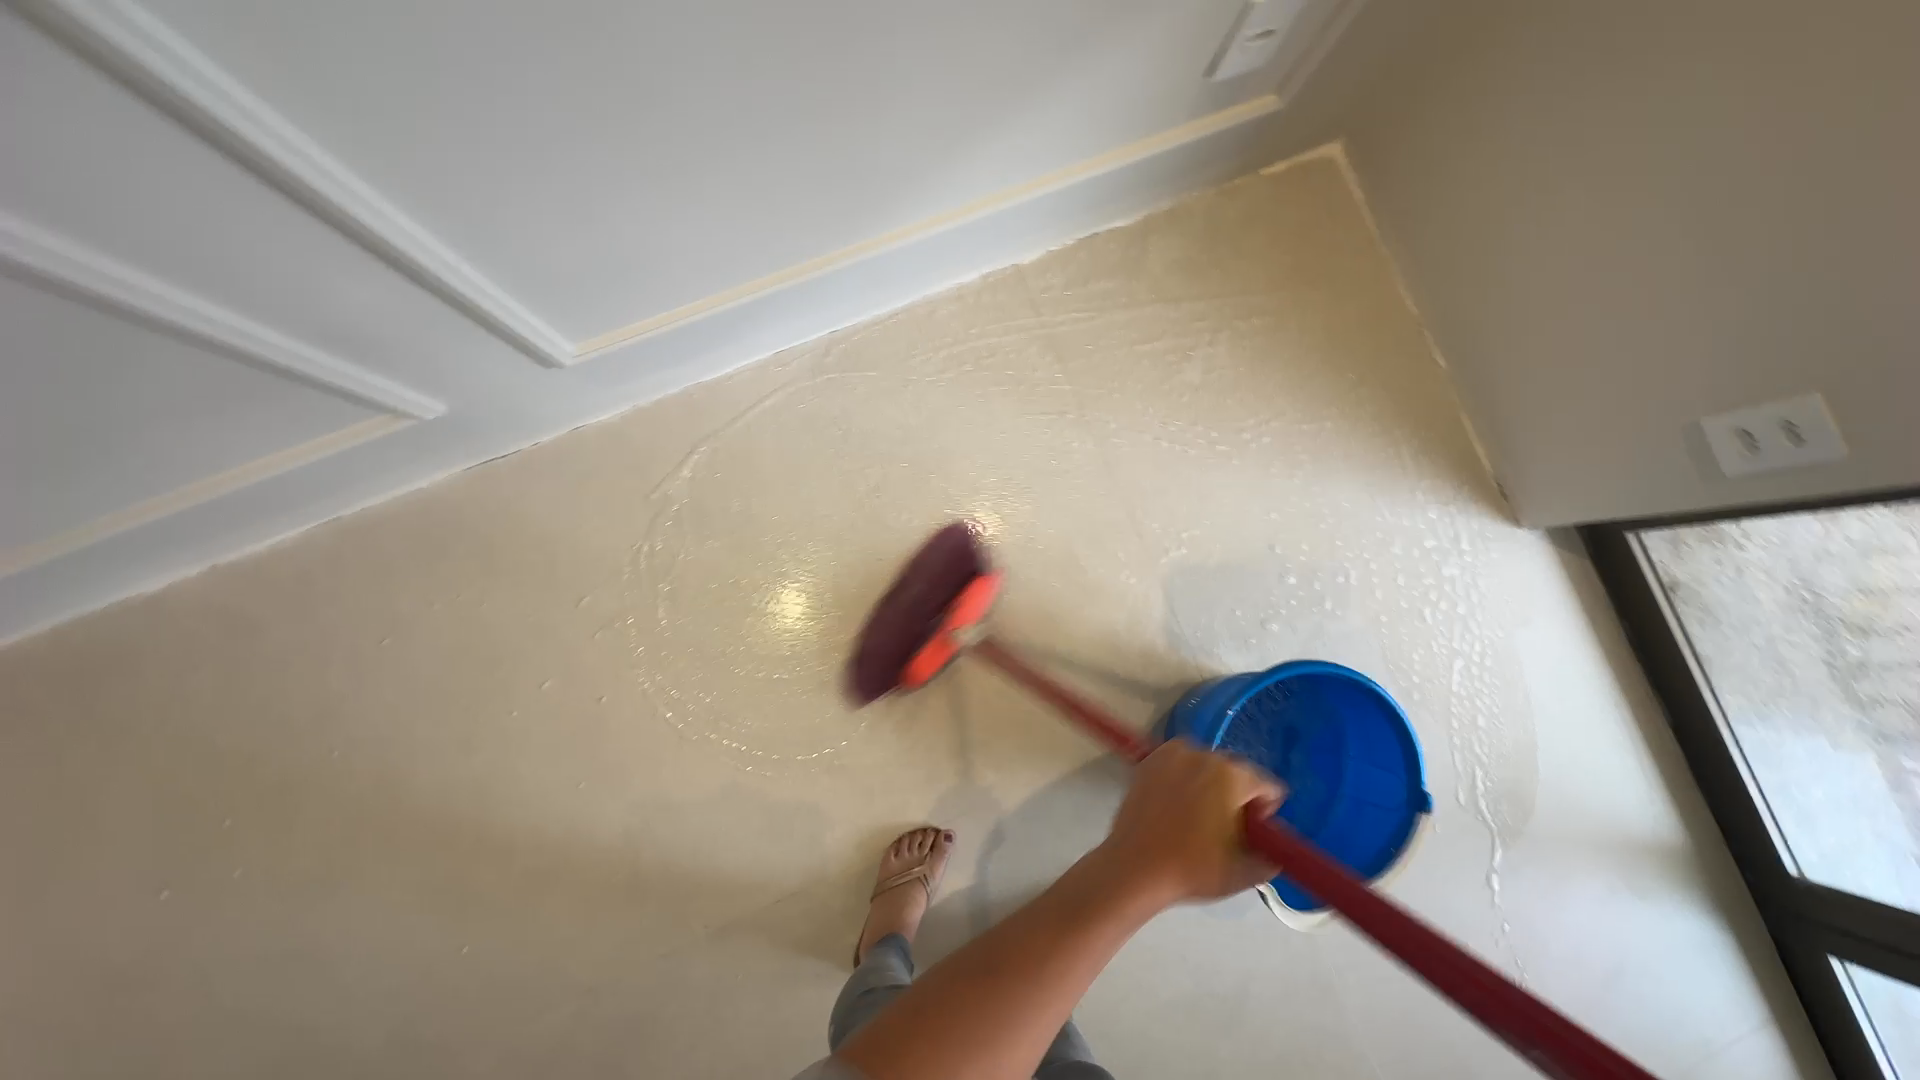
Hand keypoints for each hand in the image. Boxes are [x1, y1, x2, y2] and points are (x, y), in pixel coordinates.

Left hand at [1095, 739, 1285, 906]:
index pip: (1267, 786)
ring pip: (1206, 766)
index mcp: (1232, 776)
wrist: (1135, 867)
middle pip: (1236, 773)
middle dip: (1237, 796)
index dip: (1266, 811)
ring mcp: (1172, 754)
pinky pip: (1179, 765)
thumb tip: (1276, 847)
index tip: (1254, 832)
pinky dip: (1183, 778)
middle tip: (1225, 828)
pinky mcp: (1149, 760)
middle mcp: (1204, 755)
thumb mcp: (1246, 872)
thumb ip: (1274, 856)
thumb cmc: (1193, 869)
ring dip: (1210, 785)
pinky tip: (1176, 805)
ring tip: (1198, 818)